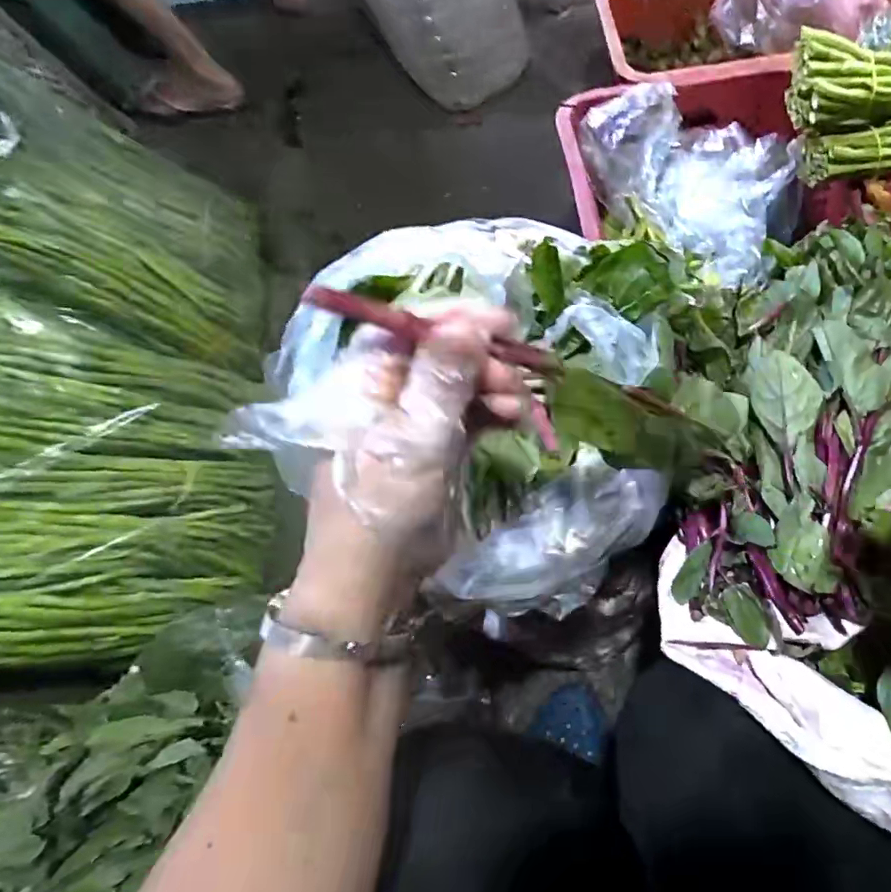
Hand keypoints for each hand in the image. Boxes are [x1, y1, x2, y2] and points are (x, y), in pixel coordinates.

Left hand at [294, 303, 526, 604]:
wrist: (375, 571)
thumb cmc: (385, 500)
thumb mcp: (416, 436)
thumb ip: (444, 377)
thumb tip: (470, 323)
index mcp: (369, 376)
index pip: (416, 327)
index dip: (462, 319)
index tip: (508, 325)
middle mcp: (392, 389)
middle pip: (447, 354)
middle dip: (487, 362)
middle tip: (518, 383)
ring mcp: (416, 417)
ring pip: (465, 383)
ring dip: (498, 390)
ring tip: (521, 411)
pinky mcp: (438, 442)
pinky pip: (472, 413)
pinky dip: (496, 412)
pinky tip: (517, 420)